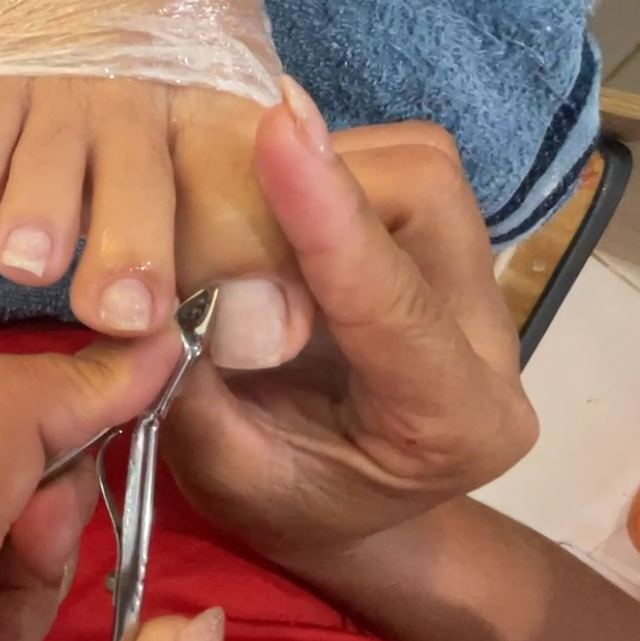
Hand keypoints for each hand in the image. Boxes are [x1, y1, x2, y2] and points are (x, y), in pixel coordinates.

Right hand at [164, 78, 539, 558]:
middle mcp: (486, 344)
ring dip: (326, 163)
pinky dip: (326, 167)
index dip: (327, 215)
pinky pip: (396, 173)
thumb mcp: (221, 472)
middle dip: (325, 173)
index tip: (273, 130)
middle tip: (223, 193)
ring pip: (422, 170)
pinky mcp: (440, 258)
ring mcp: (474, 292)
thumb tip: (154, 291)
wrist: (340, 510)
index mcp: (447, 421)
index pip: (391, 301)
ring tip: (245, 202)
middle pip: (429, 199)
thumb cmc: (281, 505)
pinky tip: (270, 203)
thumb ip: (192, 390)